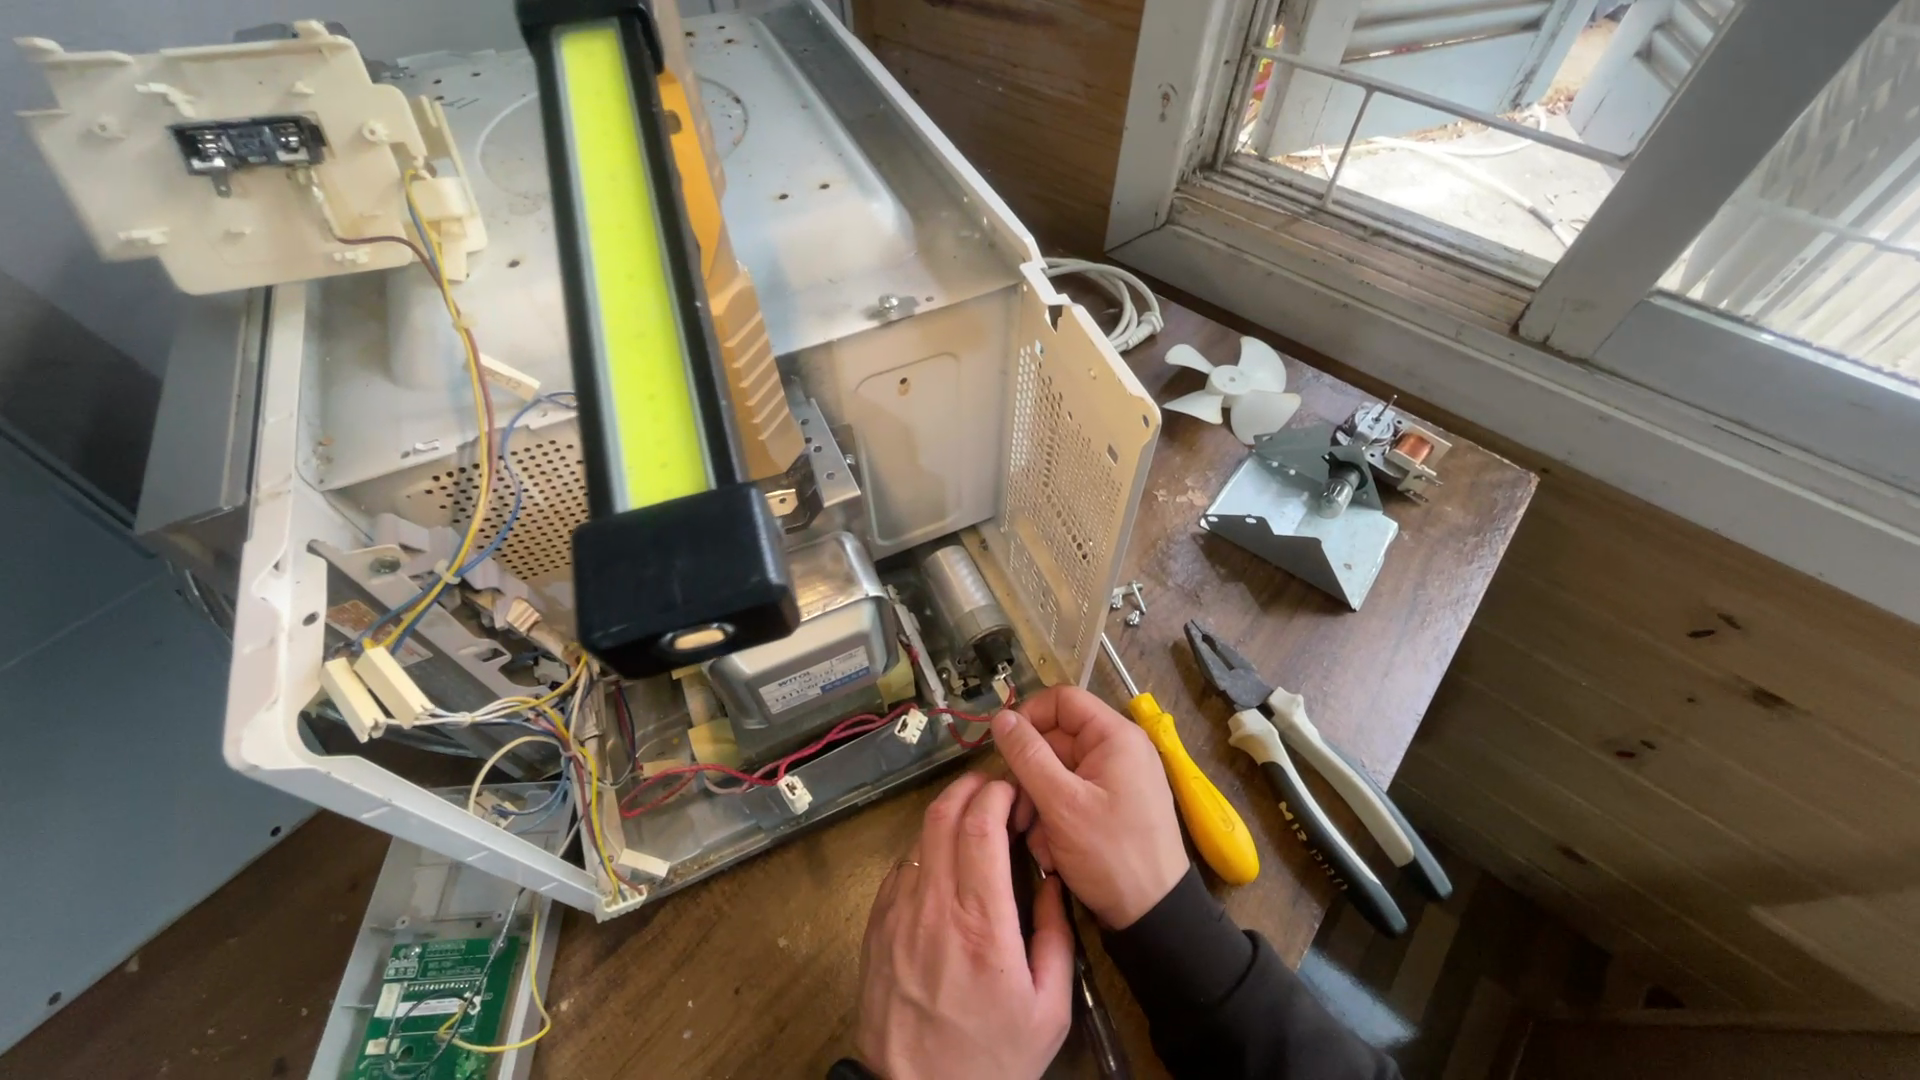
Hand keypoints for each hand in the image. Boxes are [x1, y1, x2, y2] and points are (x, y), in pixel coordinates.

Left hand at [855, 772, 1073, 1079]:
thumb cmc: (990, 1056)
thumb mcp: (1049, 1009)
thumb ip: (1055, 936)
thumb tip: (1051, 880)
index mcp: (982, 925)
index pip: (981, 828)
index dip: (997, 795)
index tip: (1014, 792)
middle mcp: (934, 907)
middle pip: (943, 817)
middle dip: (969, 788)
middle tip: (992, 786)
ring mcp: (898, 913)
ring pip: (919, 837)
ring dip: (946, 814)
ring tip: (971, 817)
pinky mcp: (877, 924)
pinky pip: (901, 867)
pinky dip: (925, 847)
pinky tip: (943, 859)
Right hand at [992, 685, 1189, 928]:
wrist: (1155, 916)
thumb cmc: (1110, 854)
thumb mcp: (1061, 803)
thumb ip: (1027, 755)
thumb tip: (1001, 717)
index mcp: (1115, 737)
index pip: (1062, 700)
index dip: (1028, 716)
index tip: (1002, 747)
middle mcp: (1118, 750)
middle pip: (1055, 740)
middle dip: (1029, 774)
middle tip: (1012, 810)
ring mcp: (1116, 780)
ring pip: (1057, 772)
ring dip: (1038, 802)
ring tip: (1035, 840)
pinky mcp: (1111, 806)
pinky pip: (1071, 796)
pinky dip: (1055, 818)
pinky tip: (1051, 850)